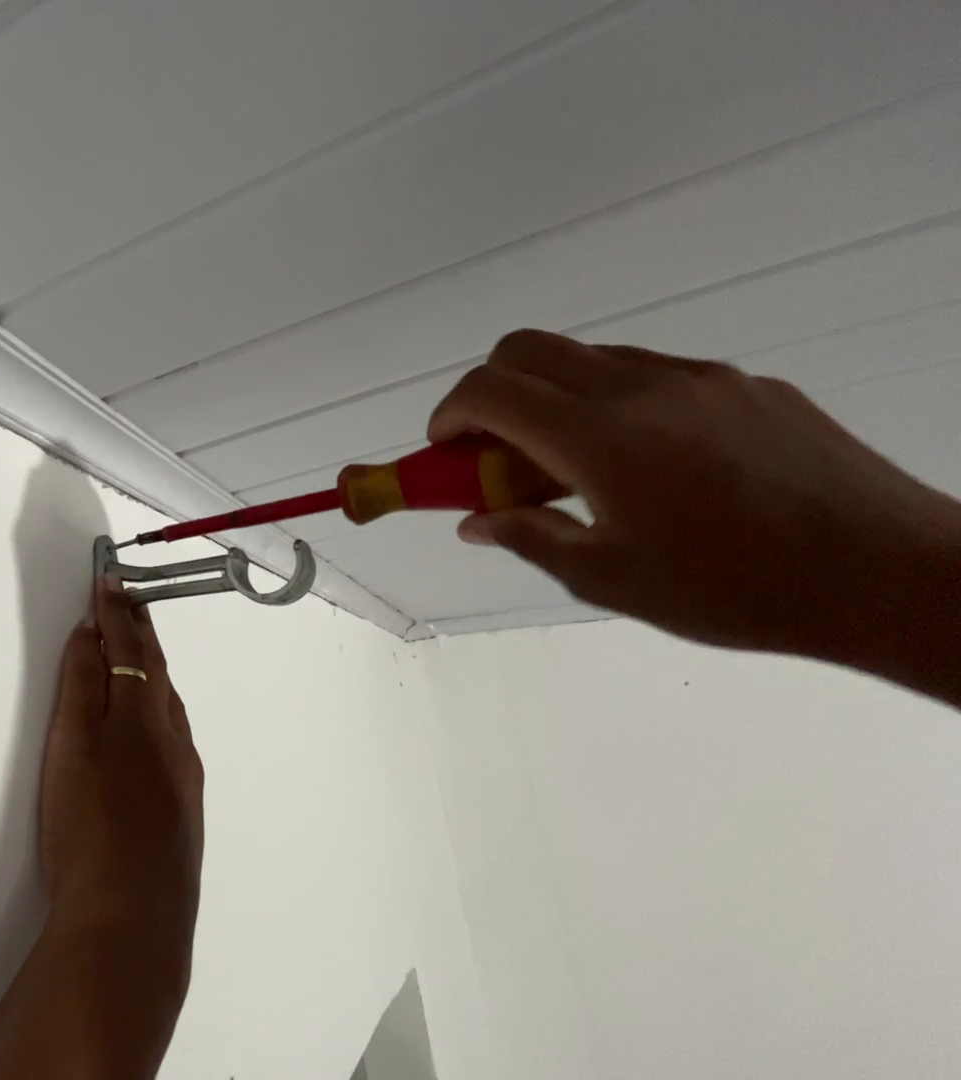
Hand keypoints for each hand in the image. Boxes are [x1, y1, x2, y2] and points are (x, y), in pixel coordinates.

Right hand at [0, 578, 201, 1079]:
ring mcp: (184, 774)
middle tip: (126, 601)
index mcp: (144, 713)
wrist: (131, 916)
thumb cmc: (87, 824)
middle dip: (140, 632)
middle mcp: (174, 736)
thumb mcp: (71, 745)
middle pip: (158, 671)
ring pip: (170, 706)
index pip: (132, 646)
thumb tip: (92, 632)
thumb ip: (82, 685)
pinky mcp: (184, 808)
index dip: (117, 610)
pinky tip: (150, 726)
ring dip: (152, 670)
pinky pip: (174, 738)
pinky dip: (159, 711)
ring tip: (137, 652)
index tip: (109, 578)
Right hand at [429, 330, 960, 668]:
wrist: (896, 577)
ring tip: (566, 465)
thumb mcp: (607, 578)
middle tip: (491, 451)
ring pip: (588, 357)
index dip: (448, 416)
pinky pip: (650, 373)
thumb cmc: (735, 589)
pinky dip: (609, 402)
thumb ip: (528, 537)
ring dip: (549, 396)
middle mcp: (643, 389)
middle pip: (528, 349)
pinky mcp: (748, 386)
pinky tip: (641, 463)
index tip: (444, 454)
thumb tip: (477, 521)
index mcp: (600, 438)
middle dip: (487, 390)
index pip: (490, 390)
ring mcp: (701, 380)